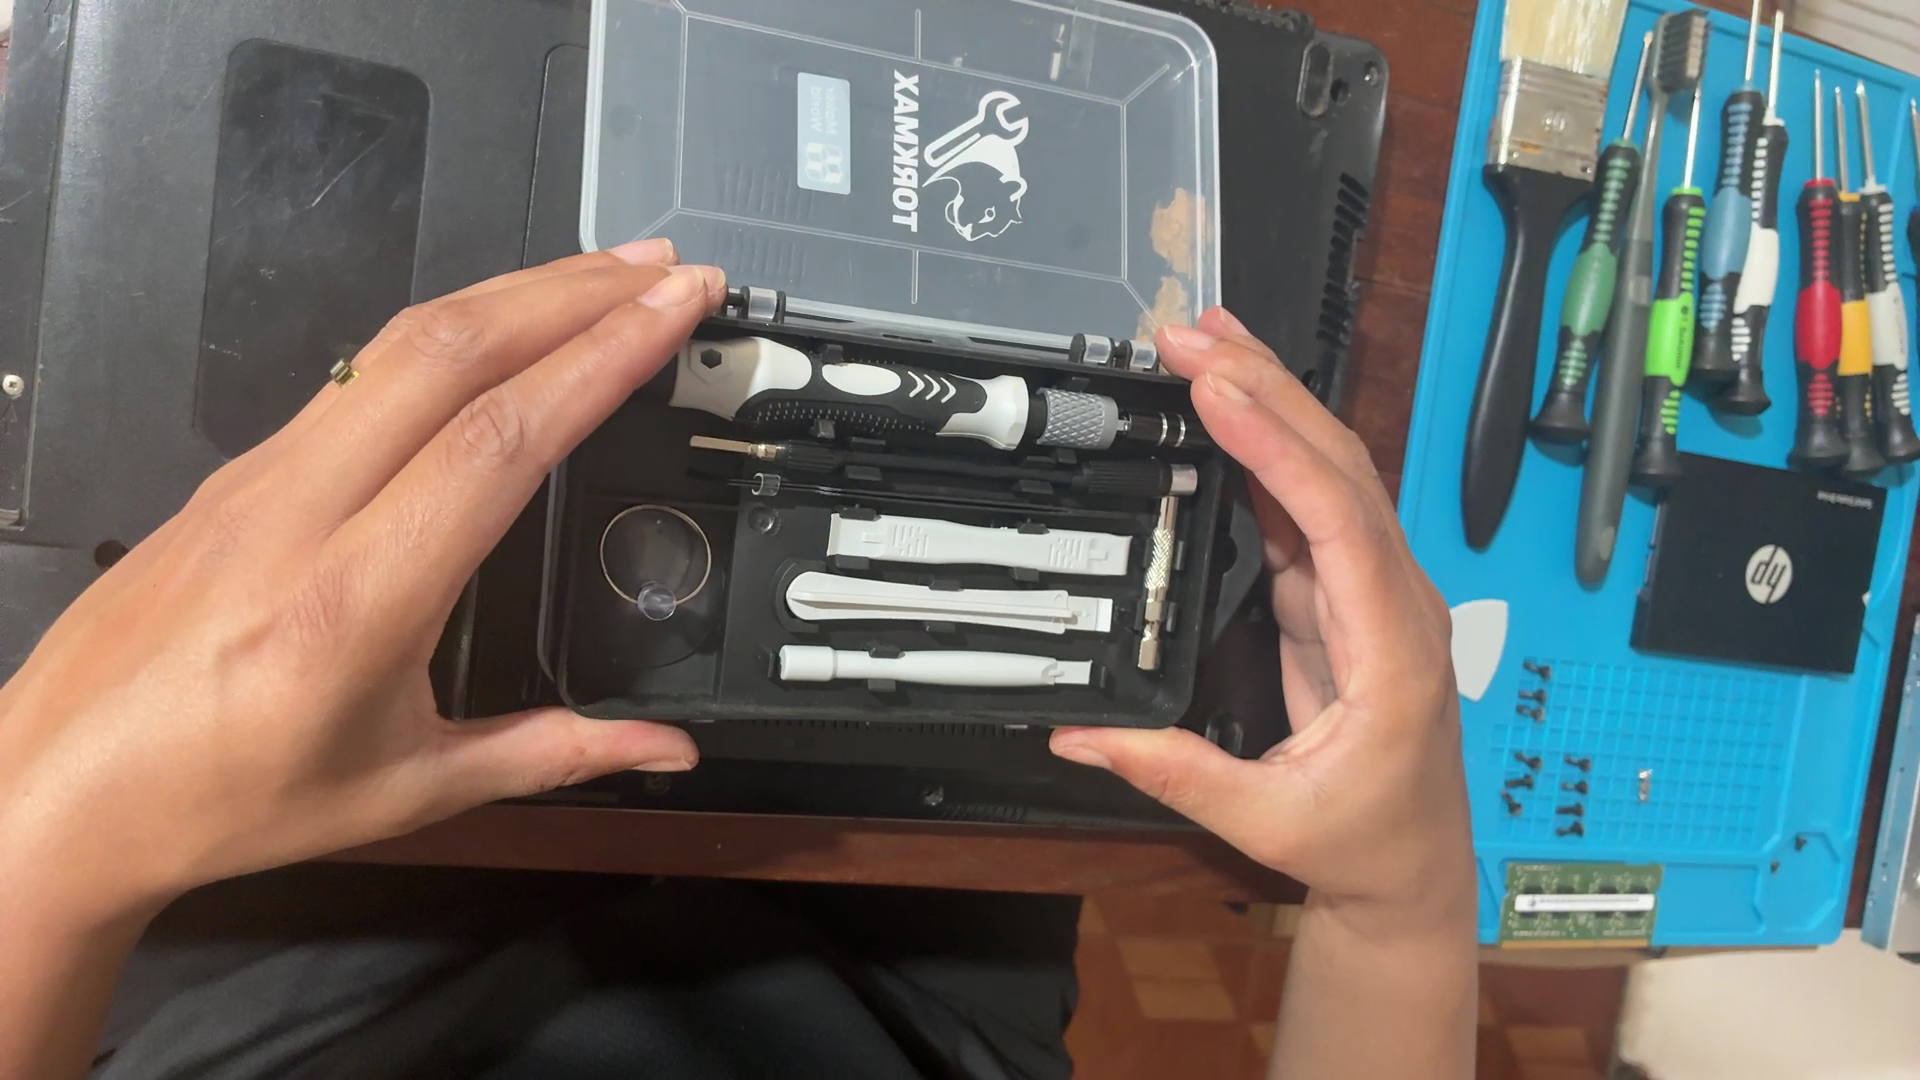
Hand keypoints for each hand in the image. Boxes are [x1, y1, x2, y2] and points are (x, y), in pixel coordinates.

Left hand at [0, 240, 721, 922]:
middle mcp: (304, 507)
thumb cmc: (228, 800)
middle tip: (672, 272)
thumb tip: (672, 751)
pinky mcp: (257, 459)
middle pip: (455, 354)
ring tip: (619, 272)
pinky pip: (376, 361)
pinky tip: (523, 317)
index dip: (599, 362)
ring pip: (411, 339)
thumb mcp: (420, 786)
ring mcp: (270, 469)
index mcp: (356, 600)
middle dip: (581, 295)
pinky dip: (472, 319)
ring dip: (528, 290)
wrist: (35, 798)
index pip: (499, 441)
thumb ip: (566, 751)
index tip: (671, 315)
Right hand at [1050, 307, 1472, 915]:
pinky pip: (1300, 499)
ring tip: (1208, 345)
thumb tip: (1077, 738)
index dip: (1277, 448)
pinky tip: (1229, 410)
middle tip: (1192, 338)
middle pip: (1335, 467)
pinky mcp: (1332, 588)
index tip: (1217, 390)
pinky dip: (1262, 445)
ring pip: (1322, 469)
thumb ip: (1170, 772)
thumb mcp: (1265, 818)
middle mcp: (1389, 595)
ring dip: (1267, 400)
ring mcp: (1362, 585)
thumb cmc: (1361, 839)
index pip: (1337, 521)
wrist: (1413, 857)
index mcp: (1390, 645)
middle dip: (1265, 391)